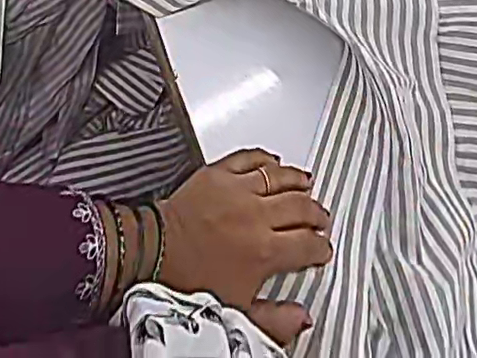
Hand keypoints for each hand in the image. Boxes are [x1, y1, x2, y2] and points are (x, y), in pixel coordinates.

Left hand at [156, 149, 332, 314]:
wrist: (155, 254)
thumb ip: (275, 318)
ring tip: (307, 183)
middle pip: (299, 206)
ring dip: (298, 180)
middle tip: (320, 216)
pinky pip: (250, 157)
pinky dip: (265, 158)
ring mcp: (238, 189)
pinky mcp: (220, 172)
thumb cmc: (188, 281)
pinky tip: (274, 162)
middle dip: (316, 212)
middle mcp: (255, 215)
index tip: (322, 247)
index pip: (306, 245)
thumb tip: (301, 318)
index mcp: (263, 251)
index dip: (320, 246)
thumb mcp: (236, 312)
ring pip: (280, 177)